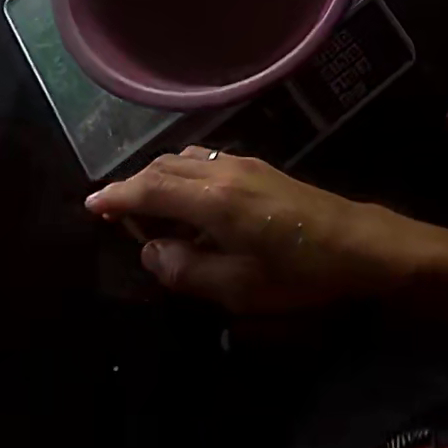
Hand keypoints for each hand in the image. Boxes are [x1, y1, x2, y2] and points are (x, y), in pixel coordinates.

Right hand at [85, 148, 416, 312]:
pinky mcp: (257, 166)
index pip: (151, 190)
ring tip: (145, 206)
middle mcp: (222, 171)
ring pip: (184, 159)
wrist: (355, 242)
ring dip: (157, 176)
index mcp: (213, 200)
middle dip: (133, 185)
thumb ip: (185, 270)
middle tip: (113, 212)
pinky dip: (181, 173)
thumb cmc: (297, 272)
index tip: (91, 205)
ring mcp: (242, 163)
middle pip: (163, 168)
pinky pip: (204, 160)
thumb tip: (149, 252)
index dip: (117, 196)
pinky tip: (186, 197)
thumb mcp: (238, 287)